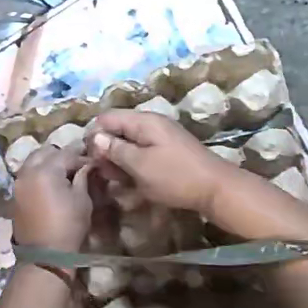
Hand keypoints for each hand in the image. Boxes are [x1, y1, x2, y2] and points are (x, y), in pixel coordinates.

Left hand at [12, 144, 93, 250]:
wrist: (45, 255)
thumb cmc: (69, 226)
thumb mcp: (82, 199)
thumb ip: (83, 176)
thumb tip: (87, 165)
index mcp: (45, 170)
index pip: (66, 153)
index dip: (82, 156)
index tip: (93, 161)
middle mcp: (27, 172)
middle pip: (45, 152)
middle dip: (61, 155)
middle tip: (77, 164)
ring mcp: (18, 183)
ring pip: (33, 162)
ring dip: (48, 163)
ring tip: (63, 173)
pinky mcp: (15, 196)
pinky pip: (27, 176)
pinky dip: (39, 174)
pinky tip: (51, 184)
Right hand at [88, 110, 242, 215]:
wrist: (216, 189)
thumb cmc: (175, 177)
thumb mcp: (139, 165)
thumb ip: (115, 150)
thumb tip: (95, 137)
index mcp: (144, 121)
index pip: (107, 118)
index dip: (94, 136)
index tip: (90, 160)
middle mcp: (151, 125)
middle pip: (117, 130)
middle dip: (106, 151)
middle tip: (105, 174)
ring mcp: (161, 139)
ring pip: (129, 144)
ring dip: (120, 161)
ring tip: (118, 181)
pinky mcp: (167, 153)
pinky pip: (143, 154)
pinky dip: (134, 166)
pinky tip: (132, 183)